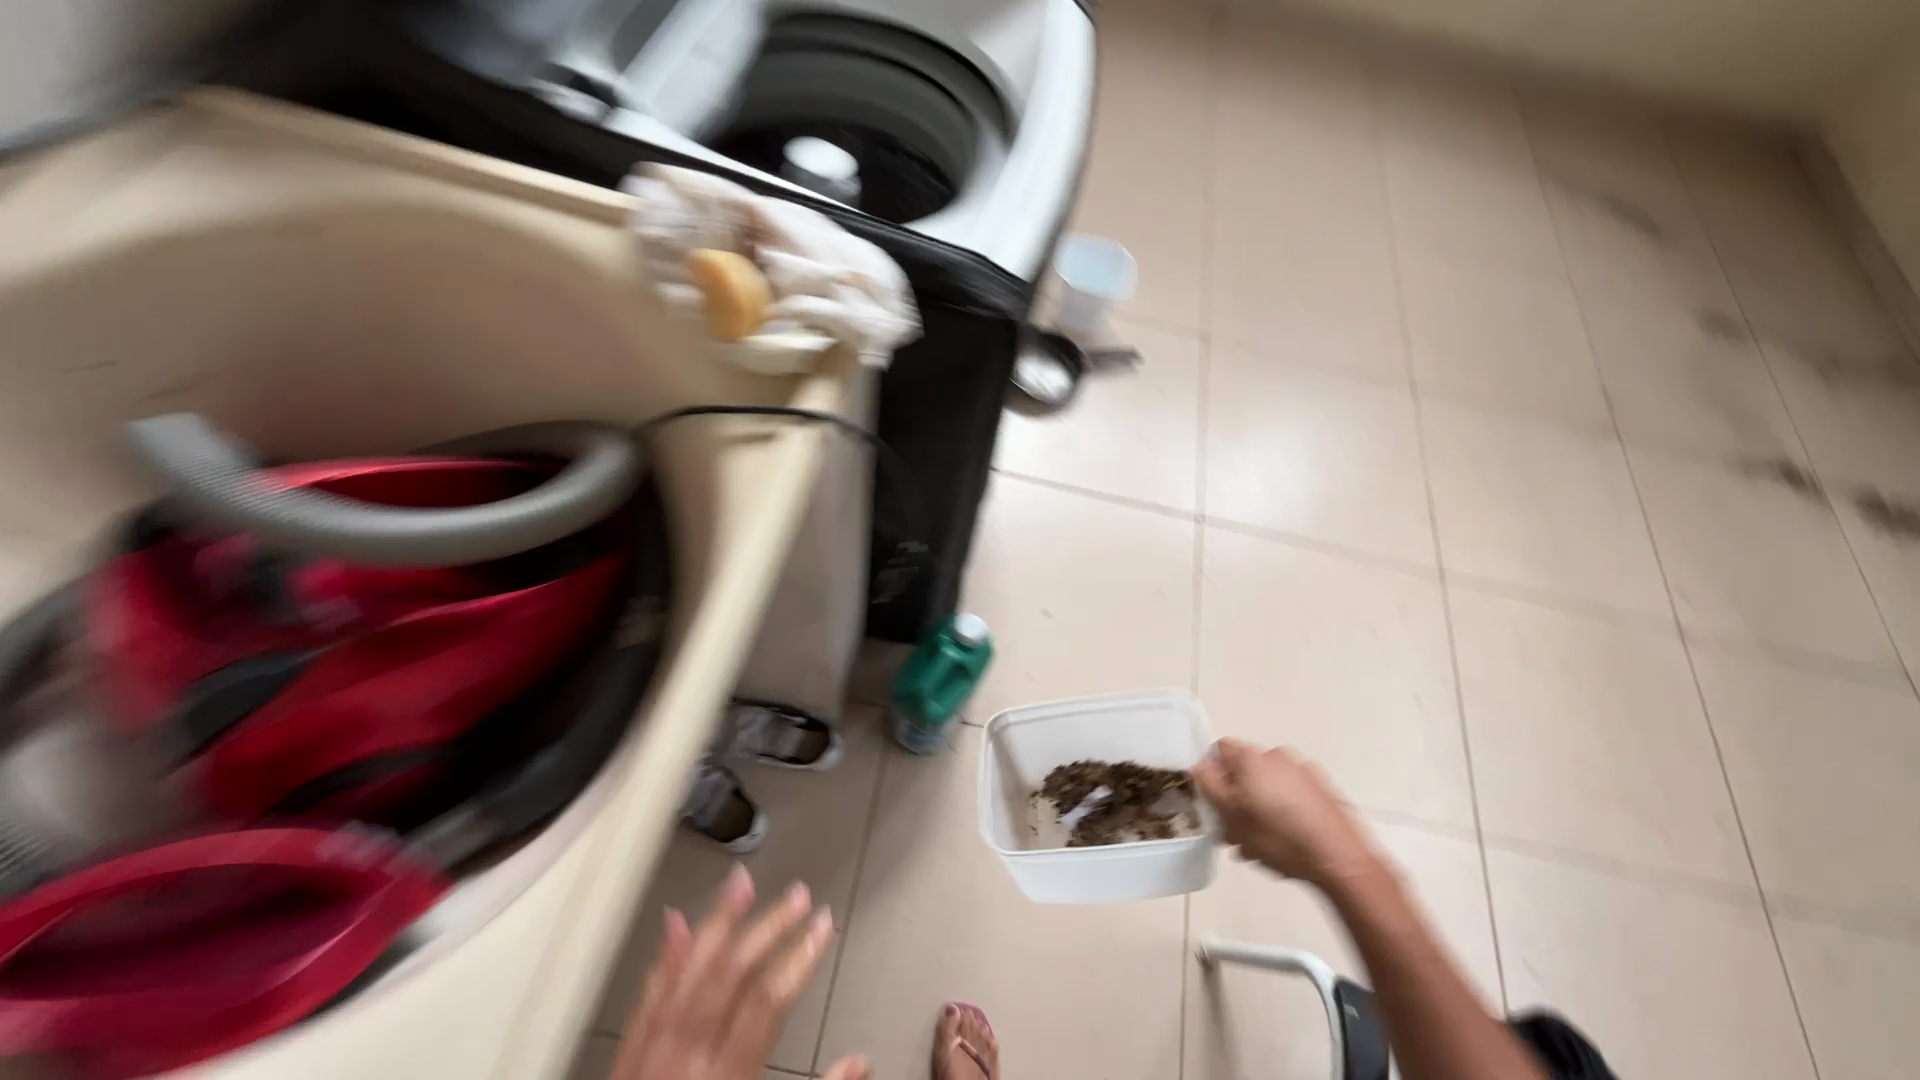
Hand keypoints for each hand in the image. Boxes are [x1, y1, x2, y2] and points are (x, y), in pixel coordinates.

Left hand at [613, 866, 867, 1079]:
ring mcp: (650, 1056)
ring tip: (742, 883)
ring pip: (685, 974)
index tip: (823, 926)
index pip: (766, 1005)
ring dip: (716, 924)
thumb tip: (859, 1061)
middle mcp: (685, 1061)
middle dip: (767, 929)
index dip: (798, 958)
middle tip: (798, 896)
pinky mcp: (626, 1060)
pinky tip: (675, 923)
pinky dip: (665, 958)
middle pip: (727, 977)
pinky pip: (647, 998)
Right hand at [1190, 739, 1380, 889]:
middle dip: (1235, 800)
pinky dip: (1280, 812)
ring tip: (1257, 845)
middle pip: (1244, 771)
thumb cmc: (1278, 838)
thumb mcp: (1233, 815)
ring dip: (1256, 810)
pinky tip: (1283, 841)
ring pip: (1267, 787)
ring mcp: (1304, 772)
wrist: (1340, 860)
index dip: (1211, 774)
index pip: (1219, 749)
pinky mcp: (1323, 790)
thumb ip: (1210, 785)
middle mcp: (1278, 756)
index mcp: (1252, 758)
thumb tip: (1198, 765)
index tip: (1212, 802)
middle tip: (1232, 832)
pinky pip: (1290, 795)